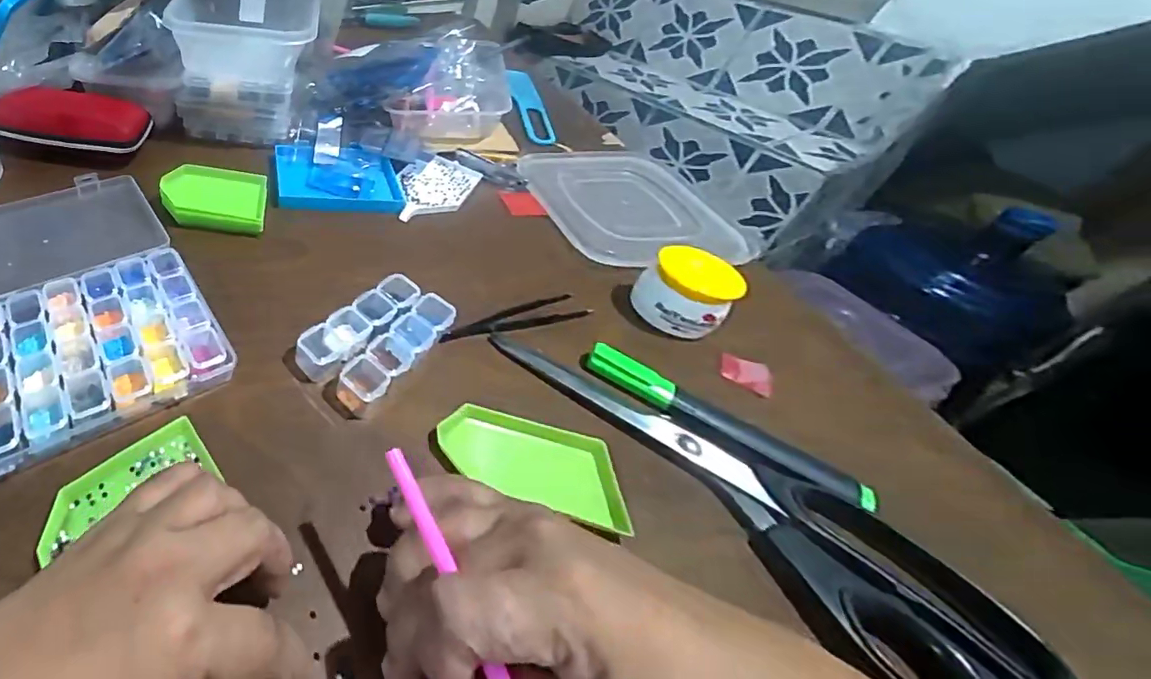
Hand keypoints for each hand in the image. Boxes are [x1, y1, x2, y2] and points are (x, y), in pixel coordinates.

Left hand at [0, 462, 310, 678]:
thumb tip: (252, 661)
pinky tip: (196, 515)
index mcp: (183, 633)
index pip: (268, 642)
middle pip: (252, 530)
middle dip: (277, 557)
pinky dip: (197, 488)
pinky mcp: (115, 513)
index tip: (304, 669)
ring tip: (238, 544)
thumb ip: (214, 668)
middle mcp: (171, 563)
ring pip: (214, 488)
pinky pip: (171, 477)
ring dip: (238, 513)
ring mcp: (140, 528)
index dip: (296, 661)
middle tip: (272, 588)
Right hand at [379, 473, 860, 678]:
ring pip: (431, 519)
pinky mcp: (533, 510)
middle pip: (426, 560)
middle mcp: (527, 533)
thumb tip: (433, 675)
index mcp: (549, 590)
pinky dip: (422, 502)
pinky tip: (403, 521)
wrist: (747, 677)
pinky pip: (460, 489)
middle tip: (410, 671)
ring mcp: (528, 511)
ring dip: (407, 571)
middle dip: (405, 621)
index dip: (417, 655)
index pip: (444, 606)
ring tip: (410, 621)